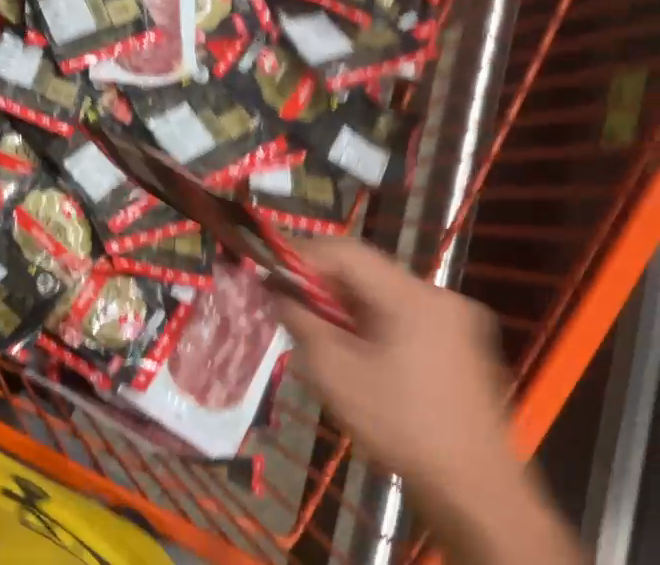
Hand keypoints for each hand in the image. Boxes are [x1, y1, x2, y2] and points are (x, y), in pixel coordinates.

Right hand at [271, 238, 514, 499]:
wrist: (475, 488)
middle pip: (363, 269)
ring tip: (310, 328)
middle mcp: (440, 298)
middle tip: (282, 304)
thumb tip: (273, 287)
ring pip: (378, 291)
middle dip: (316, 281)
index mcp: (413, 298)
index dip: (296, 255)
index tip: (264, 275)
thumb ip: (297, 315)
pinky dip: (365, 319)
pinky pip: (399, 313)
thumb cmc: (397, 422)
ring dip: (338, 302)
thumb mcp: (330, 367)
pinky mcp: (458, 344)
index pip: (342, 250)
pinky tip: (347, 347)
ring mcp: (455, 322)